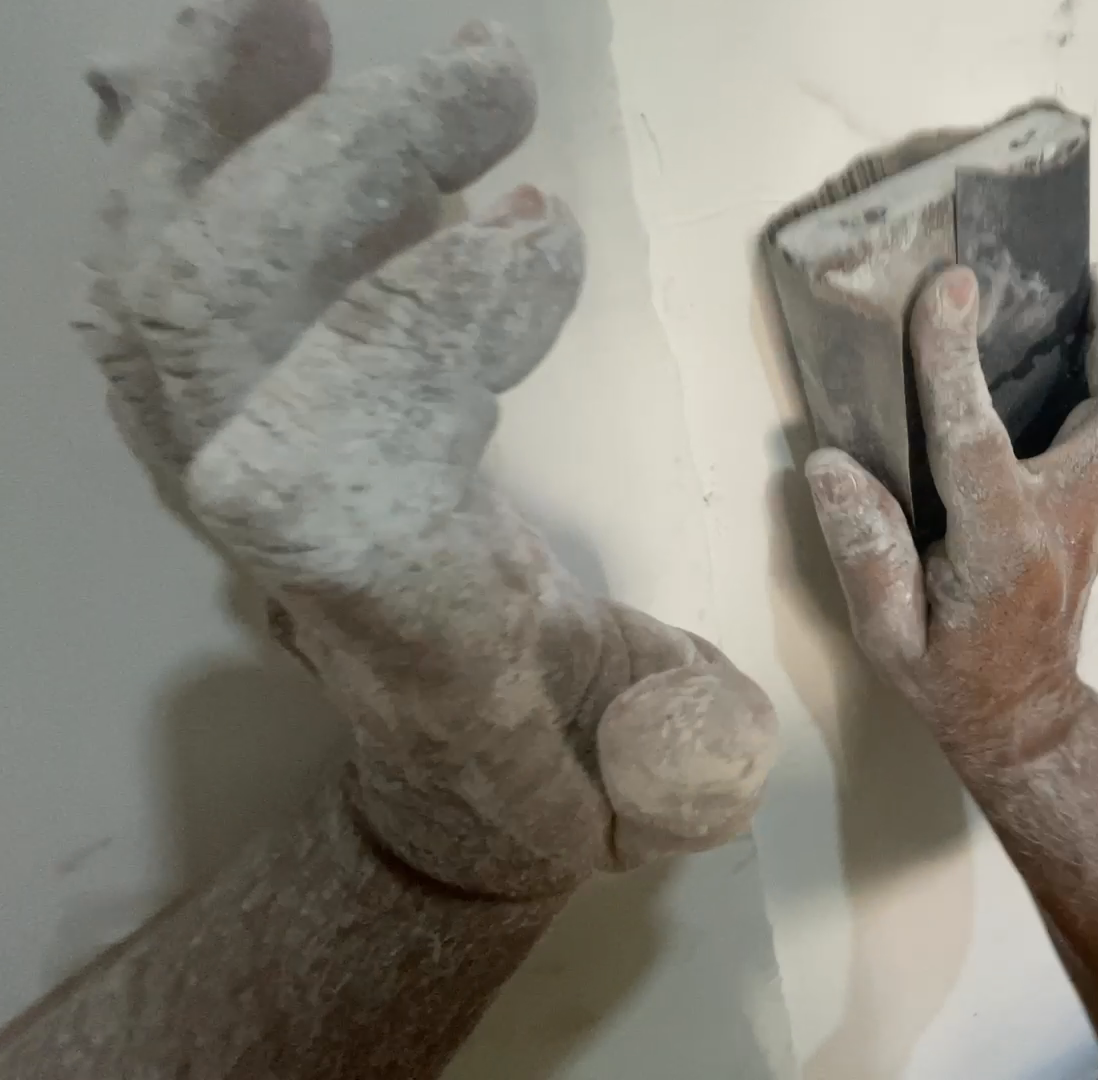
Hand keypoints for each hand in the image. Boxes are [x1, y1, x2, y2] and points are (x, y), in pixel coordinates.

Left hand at [75, 0, 775, 898]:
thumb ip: (684, 761)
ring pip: (165, 297)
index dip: (424, 338)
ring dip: (228, 136)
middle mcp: (294, 553)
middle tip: (490, 86)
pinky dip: (200, 166)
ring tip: (308, 17)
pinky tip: (266, 74)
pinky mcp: (263, 438)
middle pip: (224, 344)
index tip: (546, 228)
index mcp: (411, 632)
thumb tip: (698, 712)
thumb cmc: (555, 778)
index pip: (343, 479)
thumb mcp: (648, 793)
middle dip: (343, 185)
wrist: (451, 789)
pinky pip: (180, 290)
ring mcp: (253, 488)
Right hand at [806, 266, 1097, 772]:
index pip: (978, 440)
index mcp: (1001, 548)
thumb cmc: (950, 678)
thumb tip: (833, 464)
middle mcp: (1065, 525)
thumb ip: (863, 552)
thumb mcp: (885, 634)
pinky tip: (1096, 380)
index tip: (948, 287)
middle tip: (1083, 275)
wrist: (1020, 716)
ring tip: (1095, 309)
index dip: (956, 362)